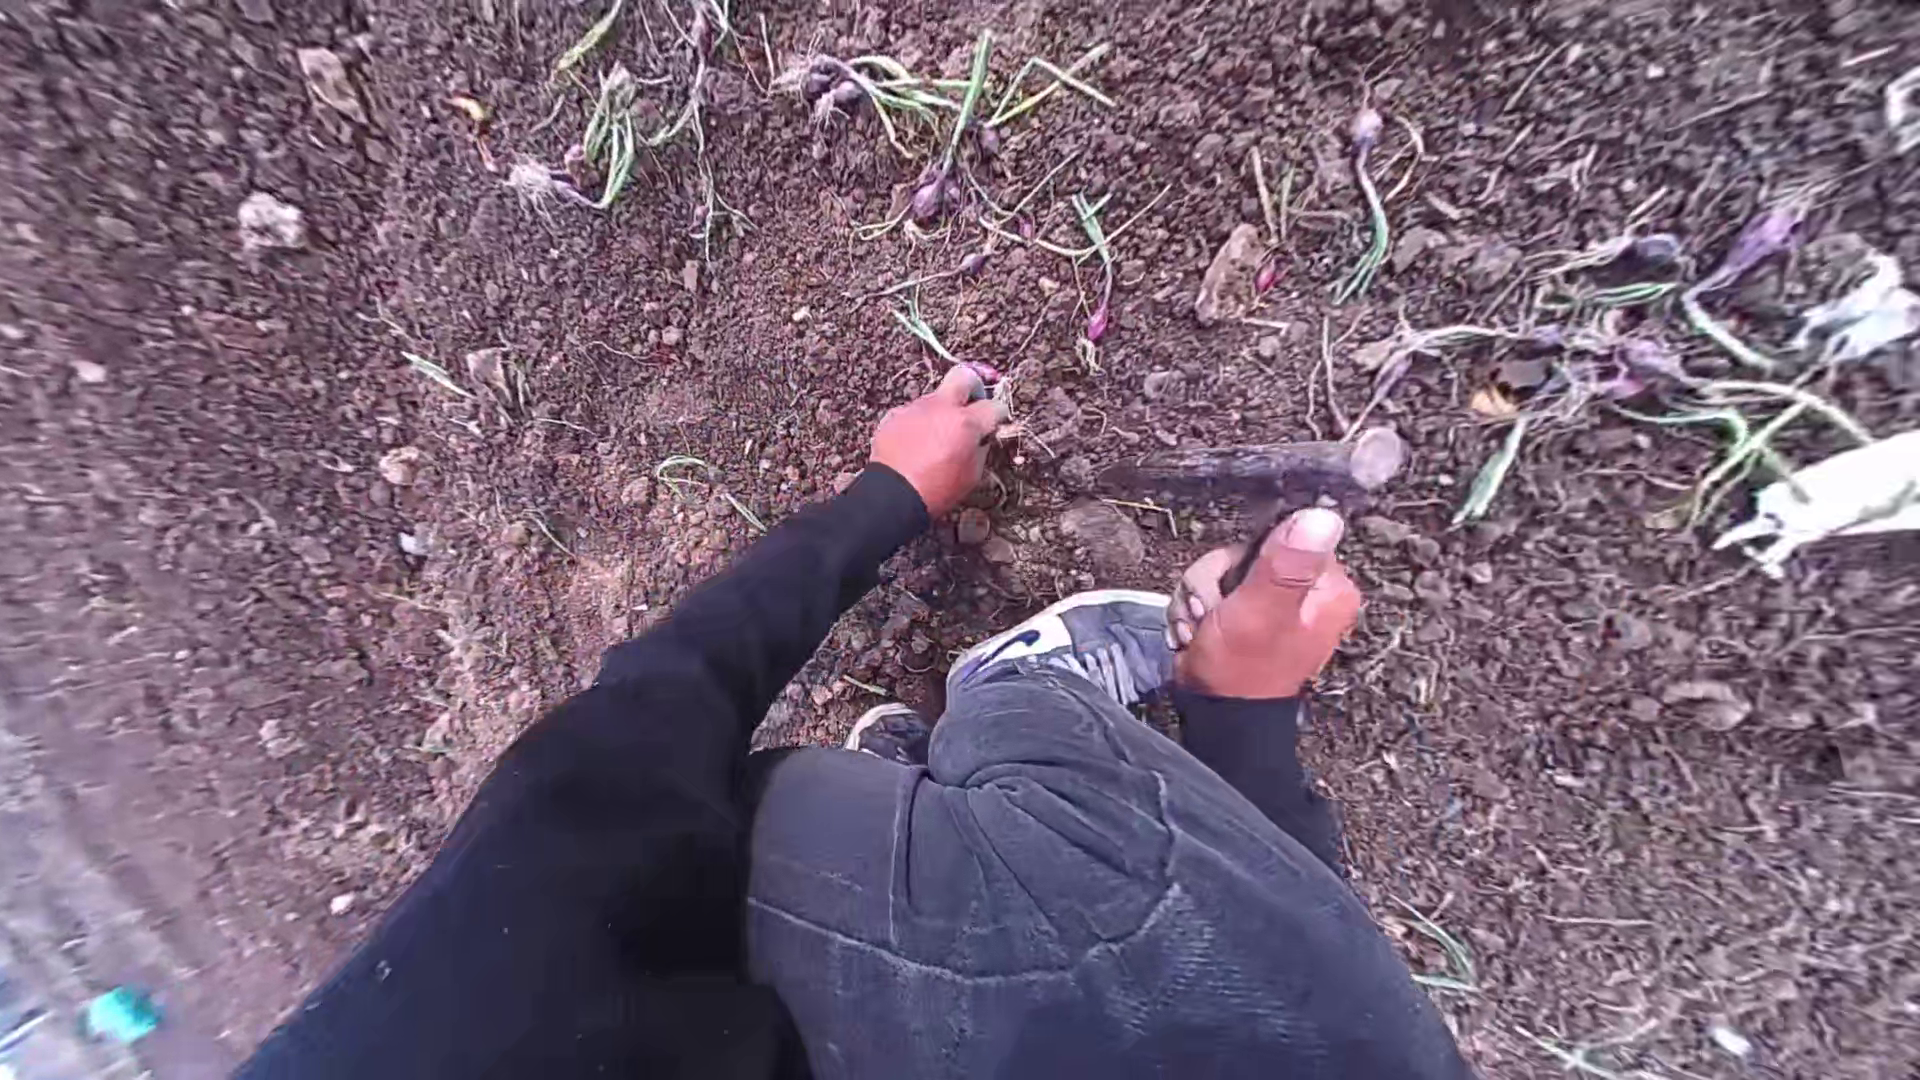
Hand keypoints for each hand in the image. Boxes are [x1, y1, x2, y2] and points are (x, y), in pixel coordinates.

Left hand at [869, 365, 1003, 516]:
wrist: (893, 495)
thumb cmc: (936, 490)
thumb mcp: (971, 475)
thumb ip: (980, 448)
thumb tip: (981, 438)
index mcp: (966, 423)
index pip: (993, 406)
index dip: (998, 414)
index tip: (995, 421)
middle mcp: (941, 408)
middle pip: (963, 376)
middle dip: (973, 386)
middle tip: (972, 404)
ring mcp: (916, 409)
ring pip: (935, 398)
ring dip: (942, 411)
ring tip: (938, 438)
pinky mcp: (895, 416)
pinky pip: (914, 413)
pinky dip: (920, 424)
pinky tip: (917, 444)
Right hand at [1174, 507, 1361, 699]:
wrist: (1216, 711)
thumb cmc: (1242, 667)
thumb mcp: (1263, 612)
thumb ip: (1287, 566)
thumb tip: (1323, 516)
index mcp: (1324, 587)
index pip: (1282, 535)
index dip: (1247, 554)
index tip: (1235, 585)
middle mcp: (1299, 590)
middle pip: (1239, 552)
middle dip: (1211, 582)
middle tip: (1210, 612)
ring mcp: (1266, 602)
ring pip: (1214, 570)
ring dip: (1196, 597)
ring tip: (1199, 628)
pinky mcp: (1238, 611)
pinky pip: (1204, 590)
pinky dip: (1191, 610)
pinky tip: (1193, 632)